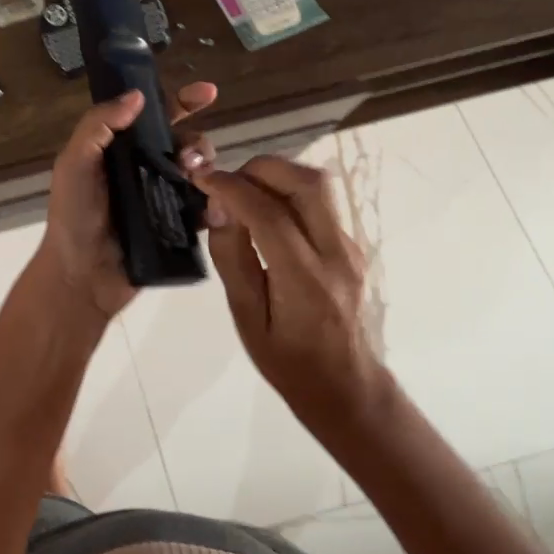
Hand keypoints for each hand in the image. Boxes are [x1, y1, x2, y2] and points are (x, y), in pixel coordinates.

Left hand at [37, 83, 217, 318]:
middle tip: (190, 160)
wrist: (81, 278)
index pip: (152, 116)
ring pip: (198, 172)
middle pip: (182, 142)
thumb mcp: (74, 164)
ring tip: (198, 182)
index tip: (208, 93)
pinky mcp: (175, 227)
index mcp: (117, 149)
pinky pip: (204, 208)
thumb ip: (98, 126)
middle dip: (196, 142)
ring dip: (206, 170)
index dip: (180, 101)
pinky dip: (215, 203)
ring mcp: (161, 198)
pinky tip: (217, 206)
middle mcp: (141, 168)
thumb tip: (137, 96)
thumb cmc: (73, 216)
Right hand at [197, 157, 389, 432]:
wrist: (345, 384)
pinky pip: (320, 202)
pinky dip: (286, 192)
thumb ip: (231, 257)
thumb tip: (219, 207)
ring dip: (276, 175)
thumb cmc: (286, 360)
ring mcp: (350, 247)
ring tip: (243, 192)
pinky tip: (262, 212)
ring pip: (319, 185)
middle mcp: (336, 256)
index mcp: (306, 282)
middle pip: (308, 183)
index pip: (269, 214)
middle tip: (227, 182)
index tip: (201, 178)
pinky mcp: (351, 244)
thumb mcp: (245, 316)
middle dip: (260, 168)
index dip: (231, 188)